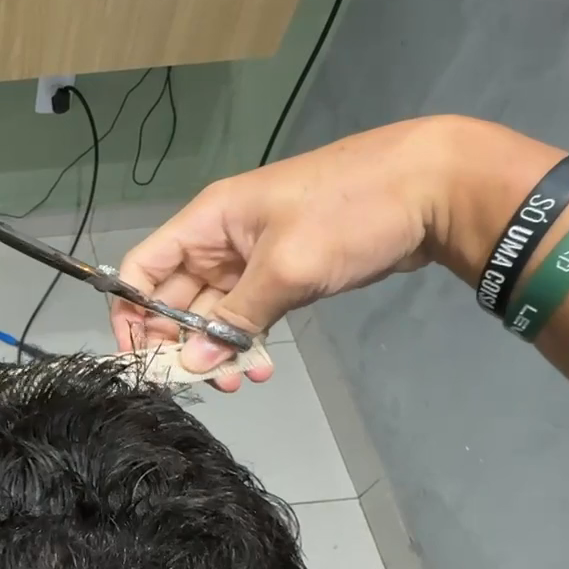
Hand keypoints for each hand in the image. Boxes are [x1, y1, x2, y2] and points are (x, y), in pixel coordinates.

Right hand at [112, 117, 461, 389]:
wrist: (437, 186)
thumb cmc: (351, 212)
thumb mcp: (286, 267)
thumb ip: (233, 320)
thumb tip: (192, 364)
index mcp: (207, 223)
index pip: (142, 269)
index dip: (130, 313)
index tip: (140, 357)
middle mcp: (218, 242)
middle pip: (172, 299)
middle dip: (180, 344)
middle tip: (196, 381)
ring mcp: (249, 260)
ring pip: (210, 315)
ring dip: (216, 350)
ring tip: (236, 380)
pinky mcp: (279, 275)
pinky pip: (244, 316)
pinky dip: (246, 343)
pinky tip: (260, 367)